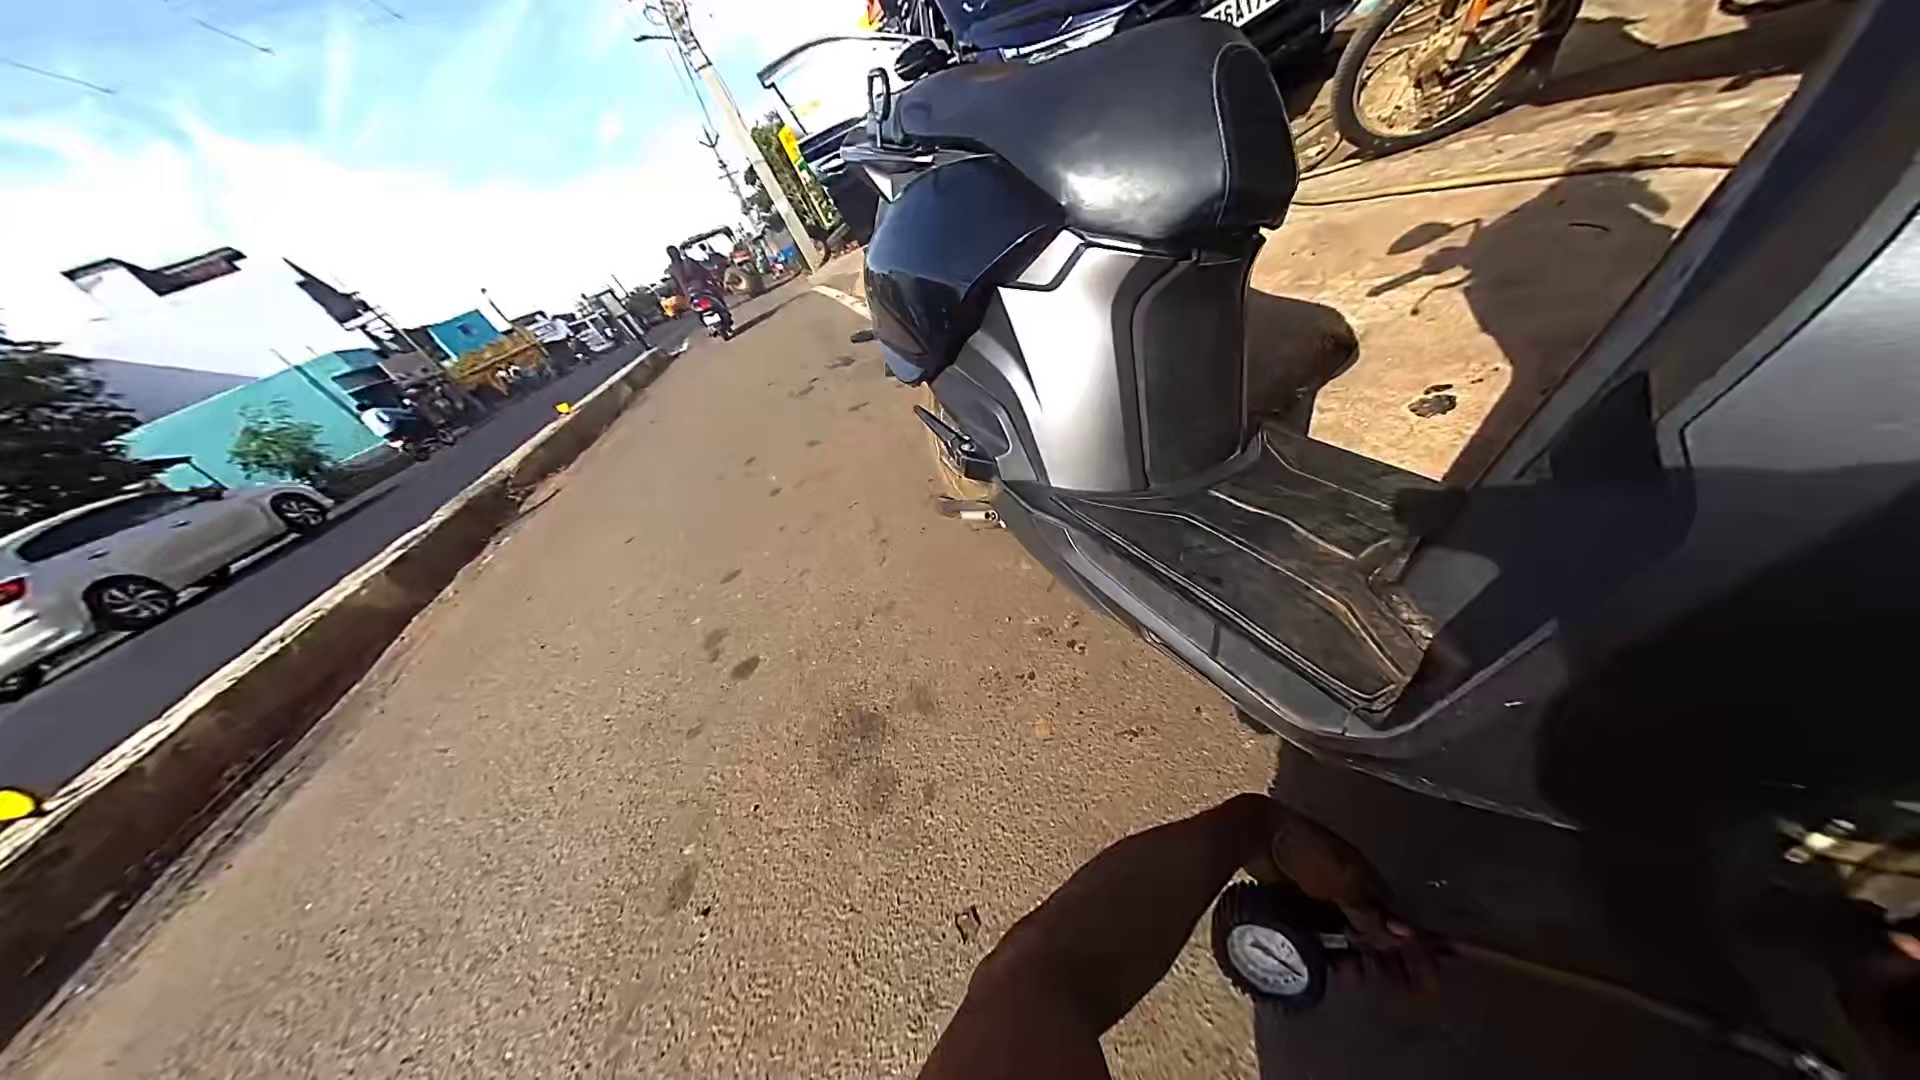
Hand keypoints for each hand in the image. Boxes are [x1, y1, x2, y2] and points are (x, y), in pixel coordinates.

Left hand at [1247, 801, 1434, 987]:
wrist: (1258, 834)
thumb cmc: (1304, 850)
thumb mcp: (1343, 882)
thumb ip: (1370, 910)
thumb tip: (1402, 936)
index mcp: (1366, 877)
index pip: (1400, 918)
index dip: (1418, 949)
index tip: (1428, 980)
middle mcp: (1348, 888)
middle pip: (1377, 930)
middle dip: (1391, 960)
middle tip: (1399, 988)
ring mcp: (1323, 895)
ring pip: (1350, 936)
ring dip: (1358, 959)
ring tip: (1354, 976)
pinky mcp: (1299, 902)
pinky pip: (1323, 933)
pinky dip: (1331, 950)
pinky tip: (1331, 964)